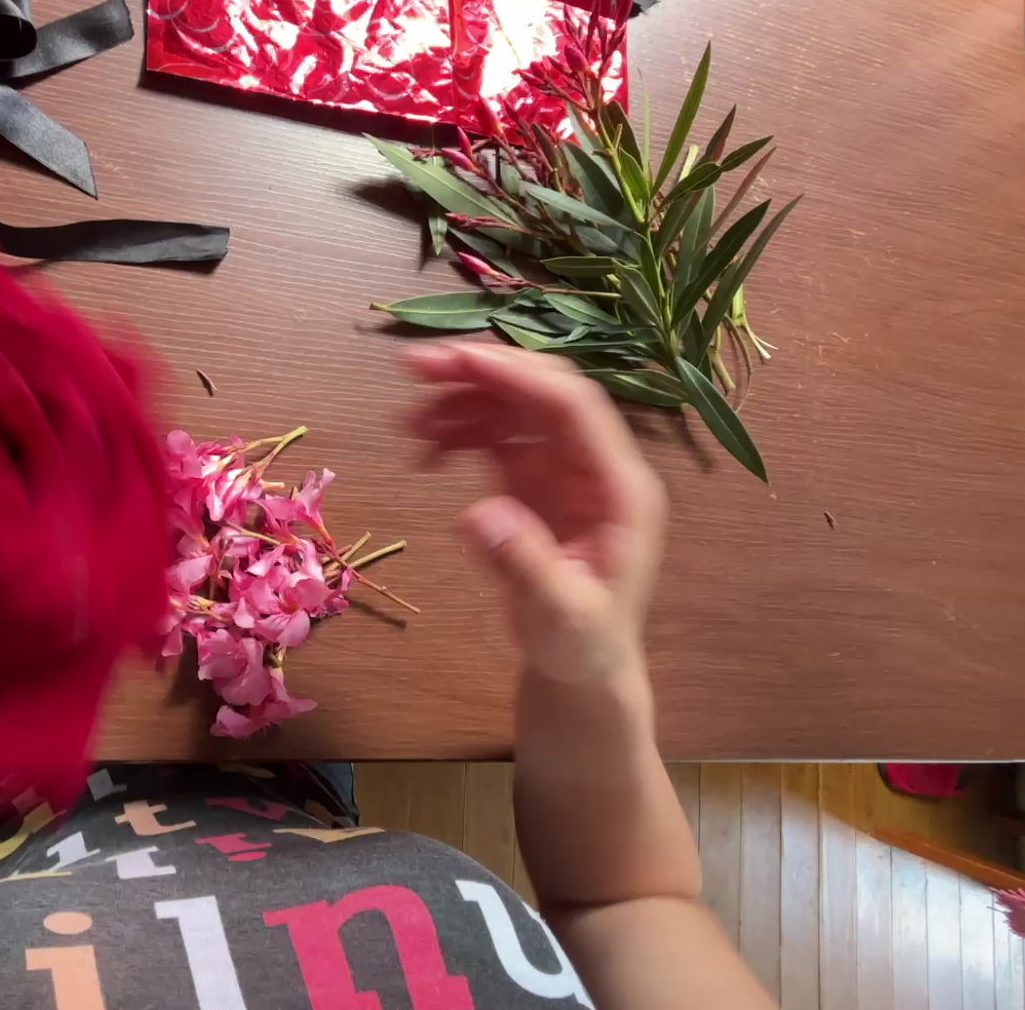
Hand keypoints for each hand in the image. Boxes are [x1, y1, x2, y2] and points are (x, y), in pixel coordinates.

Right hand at [406, 343, 665, 684]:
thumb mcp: (560, 613)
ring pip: (512, 407)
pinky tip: (425, 452)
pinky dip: (458, 433)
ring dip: (459, 402)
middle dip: (478, 372)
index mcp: (617, 486)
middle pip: (538, 392)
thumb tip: (477, 514)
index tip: (454, 362)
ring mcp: (562, 468)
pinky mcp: (533, 479)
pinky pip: (495, 436)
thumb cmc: (580, 642)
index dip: (515, 377)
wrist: (579, 662)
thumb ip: (525, 564)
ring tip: (408, 425)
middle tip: (413, 368)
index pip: (570, 406)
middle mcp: (592, 463)